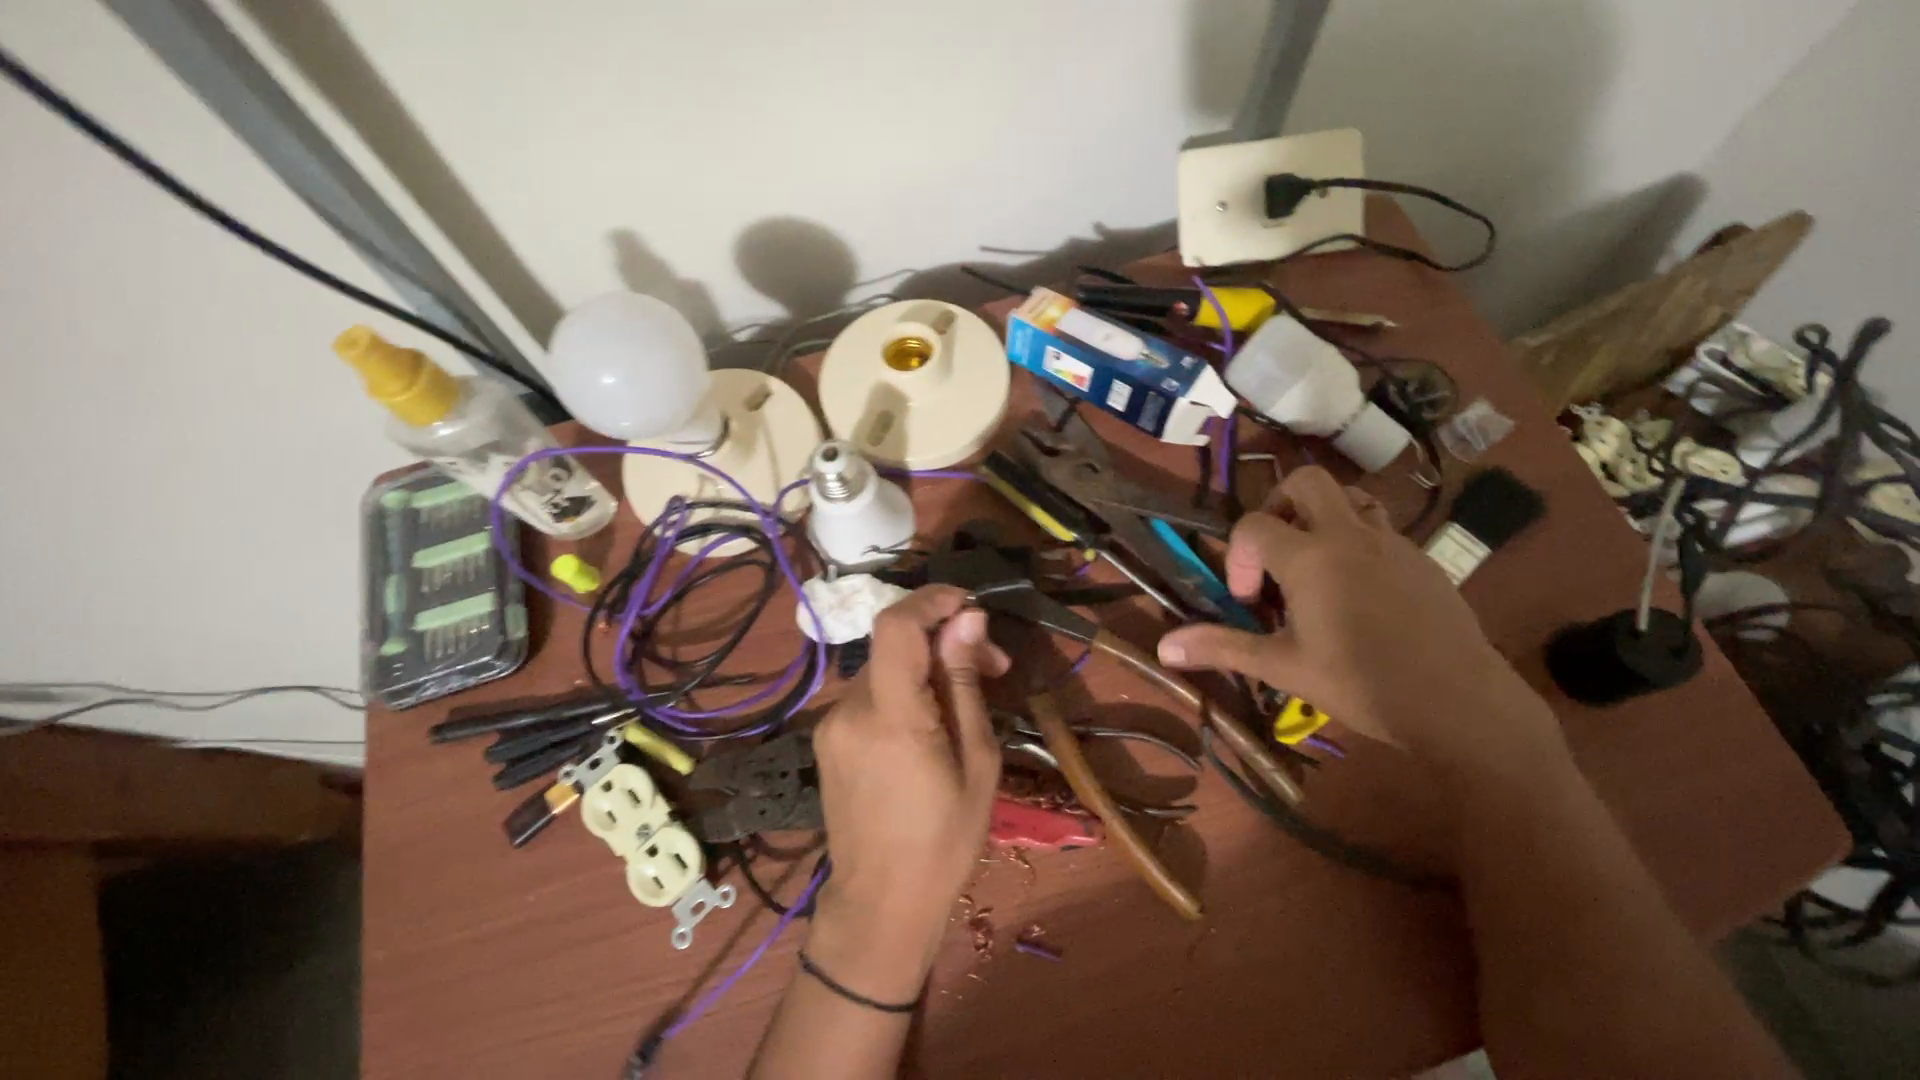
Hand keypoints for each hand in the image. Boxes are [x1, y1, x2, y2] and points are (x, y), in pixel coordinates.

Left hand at [806, 586, 1006, 999]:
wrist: (881, 905)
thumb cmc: (944, 841)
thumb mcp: (975, 761)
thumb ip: (963, 683)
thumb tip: (968, 619)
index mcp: (889, 715)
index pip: (895, 625)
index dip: (931, 600)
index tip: (971, 605)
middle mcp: (849, 709)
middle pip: (894, 646)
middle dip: (944, 641)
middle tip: (994, 667)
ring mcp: (832, 725)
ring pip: (884, 670)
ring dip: (926, 669)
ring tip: (969, 700)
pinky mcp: (828, 740)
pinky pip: (871, 697)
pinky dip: (904, 692)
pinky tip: (932, 723)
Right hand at [1156, 467, 1555, 764]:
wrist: (1458, 702)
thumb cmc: (1361, 684)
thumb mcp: (1283, 668)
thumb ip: (1223, 648)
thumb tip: (1163, 648)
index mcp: (1310, 557)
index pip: (1254, 524)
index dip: (1238, 557)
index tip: (1250, 600)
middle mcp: (1350, 535)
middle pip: (1306, 481)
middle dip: (1279, 505)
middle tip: (1275, 552)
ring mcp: (1392, 543)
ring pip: (1351, 498)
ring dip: (1323, 517)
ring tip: (1316, 565)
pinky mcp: (1423, 559)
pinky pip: (1381, 529)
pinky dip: (1358, 542)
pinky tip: (1360, 593)